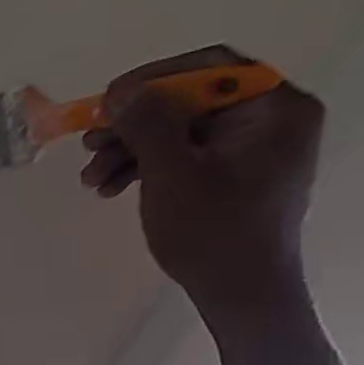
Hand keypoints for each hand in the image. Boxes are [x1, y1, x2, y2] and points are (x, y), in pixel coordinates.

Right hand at [78, 45, 325, 309]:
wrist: (241, 296)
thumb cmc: (213, 233)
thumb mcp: (172, 173)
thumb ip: (147, 124)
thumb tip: (119, 91)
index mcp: (274, 108)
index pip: (208, 69)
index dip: (151, 79)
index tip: (106, 102)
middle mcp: (269, 120)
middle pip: (189, 102)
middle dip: (133, 125)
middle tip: (90, 144)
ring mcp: (251, 151)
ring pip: (180, 133)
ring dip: (130, 150)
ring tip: (92, 179)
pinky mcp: (232, 177)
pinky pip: (184, 157)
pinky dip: (147, 169)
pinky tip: (112, 188)